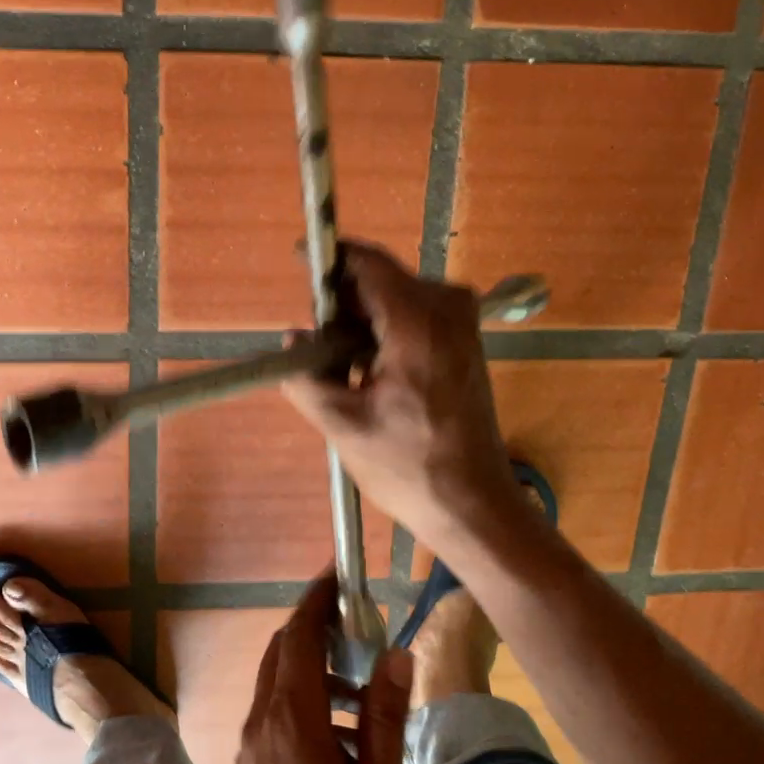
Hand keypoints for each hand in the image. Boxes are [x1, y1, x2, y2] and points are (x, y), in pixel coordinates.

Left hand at [237, 575, 413, 763]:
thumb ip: (383, 717)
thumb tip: (396, 652)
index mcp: (290, 722)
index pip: (298, 638)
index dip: (316, 600)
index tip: (336, 573)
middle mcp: (259, 727)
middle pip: (281, 655)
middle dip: (315, 632)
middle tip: (358, 628)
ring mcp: (248, 752)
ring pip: (276, 688)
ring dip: (313, 675)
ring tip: (364, 698)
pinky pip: (272, 719)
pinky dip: (303, 708)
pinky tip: (341, 744)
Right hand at [283, 241, 523, 542]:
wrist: (473, 504)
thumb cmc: (407, 467)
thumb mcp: (343, 424)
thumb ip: (307, 375)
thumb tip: (291, 338)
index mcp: (418, 323)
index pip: (369, 263)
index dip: (331, 258)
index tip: (299, 263)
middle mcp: (447, 311)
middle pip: (382, 280)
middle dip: (342, 301)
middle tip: (314, 341)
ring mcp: (462, 326)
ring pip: (397, 298)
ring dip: (361, 320)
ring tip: (335, 364)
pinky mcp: (465, 344)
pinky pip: (414, 316)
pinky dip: (384, 332)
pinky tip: (364, 371)